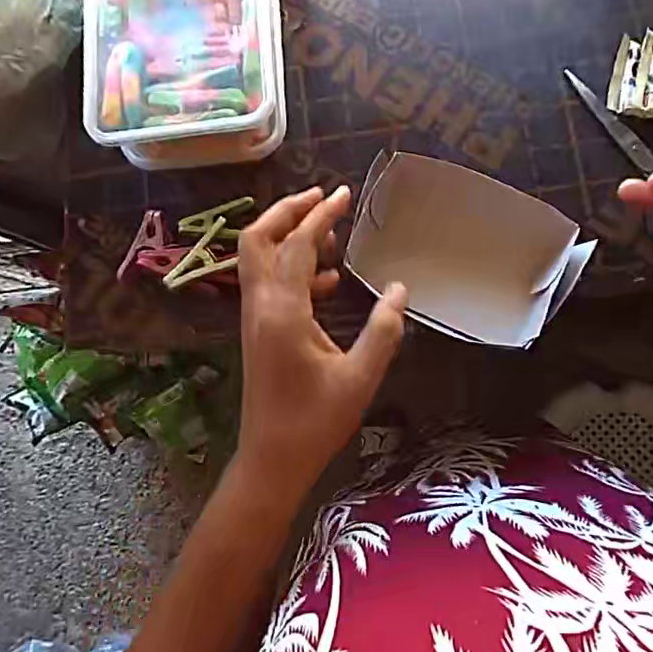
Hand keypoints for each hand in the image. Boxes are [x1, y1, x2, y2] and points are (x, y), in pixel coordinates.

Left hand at [236, 185, 408, 490]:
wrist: (272, 458)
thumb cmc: (316, 421)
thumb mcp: (360, 377)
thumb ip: (382, 330)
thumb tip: (398, 290)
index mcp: (282, 311)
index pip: (296, 245)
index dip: (320, 215)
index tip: (344, 193)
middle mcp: (259, 306)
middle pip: (256, 239)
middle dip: (286, 211)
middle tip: (322, 199)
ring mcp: (253, 317)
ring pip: (257, 259)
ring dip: (287, 238)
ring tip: (331, 238)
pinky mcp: (257, 330)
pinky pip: (267, 283)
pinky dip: (291, 269)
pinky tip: (327, 283)